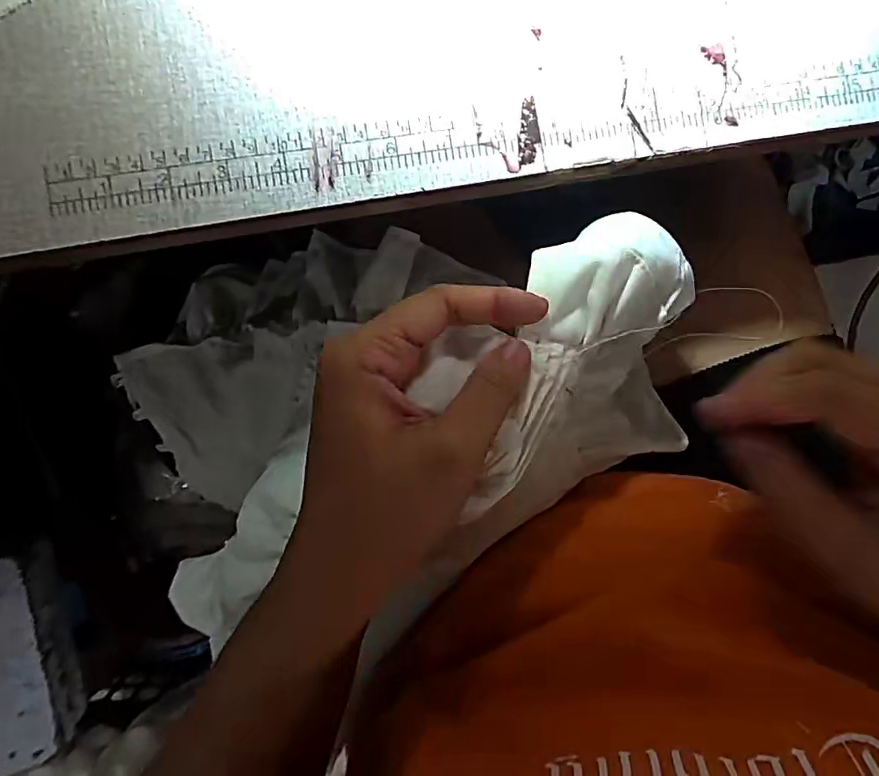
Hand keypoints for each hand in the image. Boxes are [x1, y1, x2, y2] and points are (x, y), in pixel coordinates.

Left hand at [285, 284, 547, 622]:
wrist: (337, 576)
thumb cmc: (389, 515)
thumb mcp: (450, 452)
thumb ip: (489, 392)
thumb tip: (519, 346)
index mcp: (361, 354)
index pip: (433, 306)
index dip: (491, 302)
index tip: (541, 311)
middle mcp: (353, 356)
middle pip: (427, 321)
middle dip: (483, 321)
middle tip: (536, 328)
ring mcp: (356, 380)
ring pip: (424, 347)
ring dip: (471, 347)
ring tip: (520, 346)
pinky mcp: (366, 404)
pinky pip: (417, 373)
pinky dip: (454, 374)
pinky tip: (484, 379)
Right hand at [696, 341, 878, 667]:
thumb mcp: (842, 553)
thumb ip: (782, 486)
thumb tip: (730, 431)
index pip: (830, 392)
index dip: (760, 396)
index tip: (706, 414)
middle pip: (825, 363)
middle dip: (761, 383)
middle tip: (718, 417)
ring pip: (824, 362)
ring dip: (771, 383)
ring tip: (737, 416)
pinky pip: (834, 377)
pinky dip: (791, 390)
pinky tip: (770, 416)